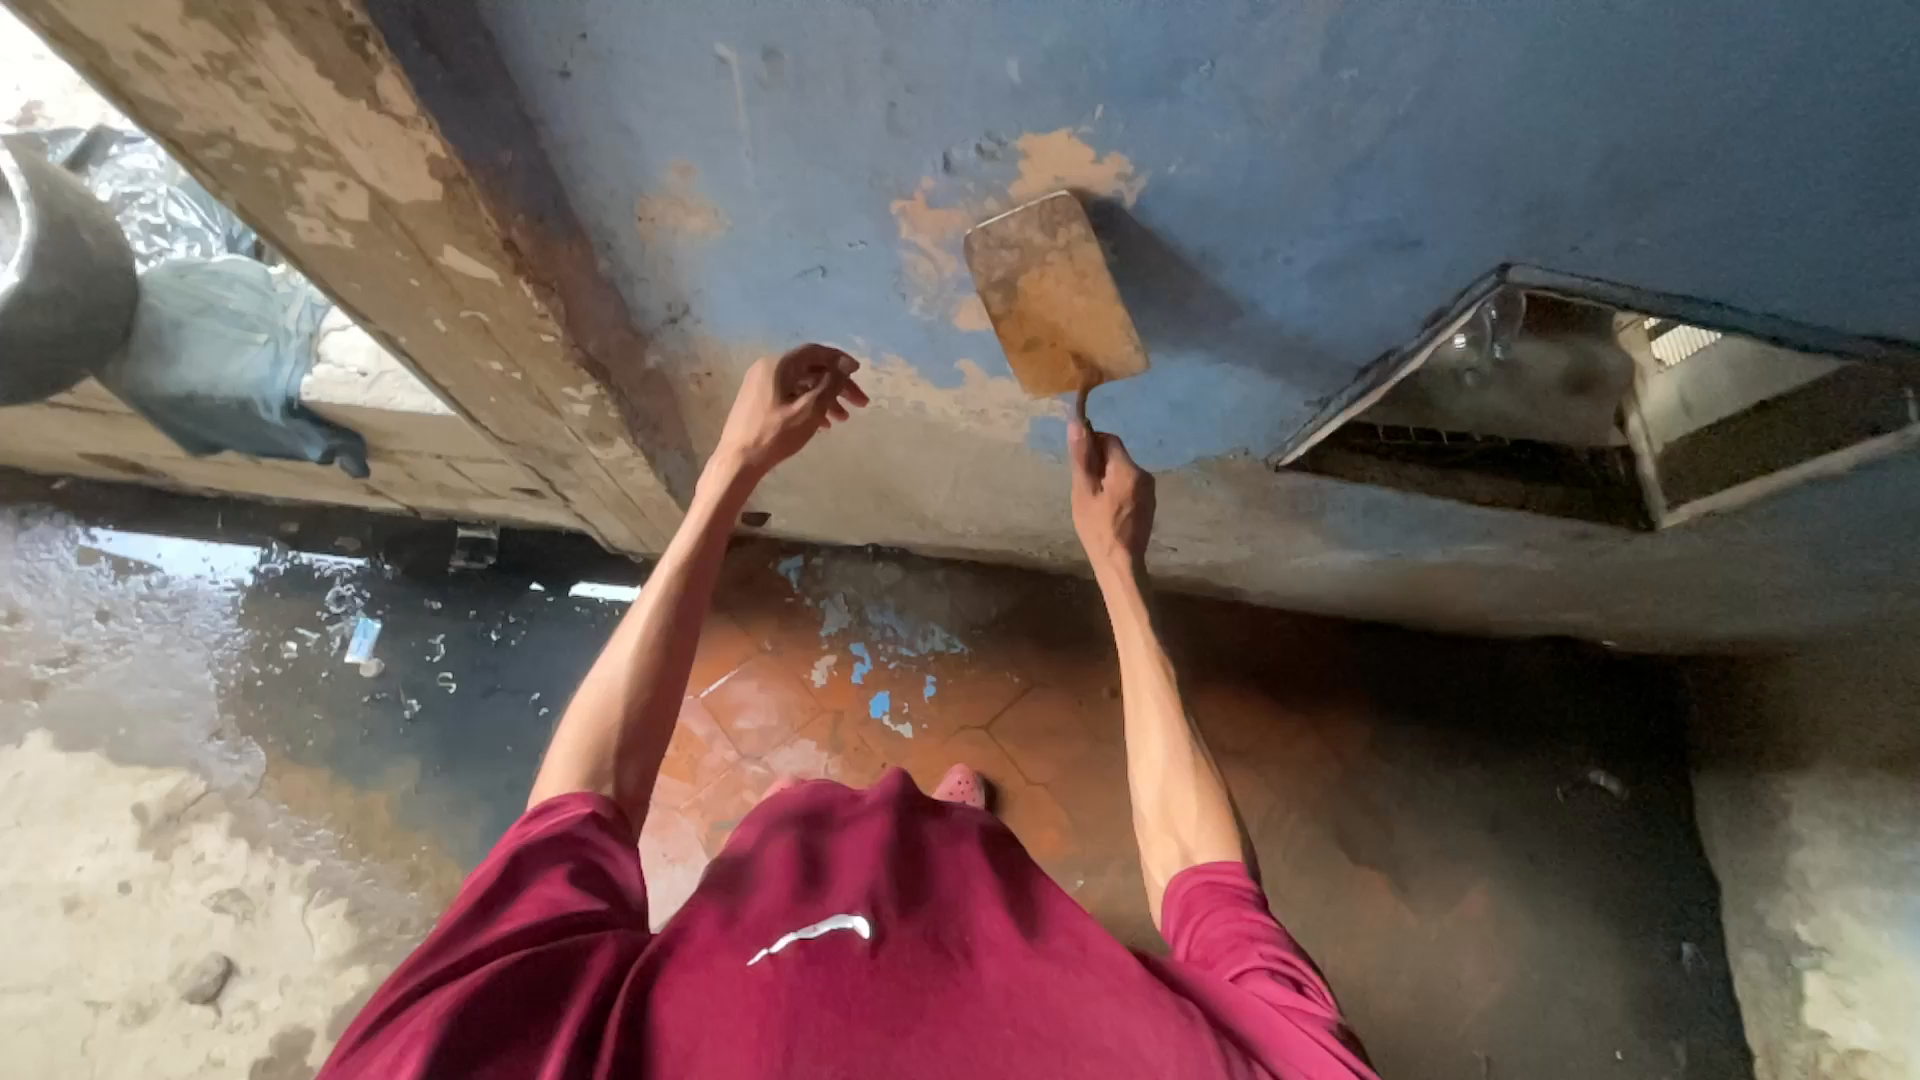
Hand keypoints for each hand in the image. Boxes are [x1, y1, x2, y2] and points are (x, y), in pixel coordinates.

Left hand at [713, 344, 868, 479]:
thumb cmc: (775, 434)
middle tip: (860, 403)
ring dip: (826, 398)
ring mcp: (762, 384)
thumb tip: (846, 364)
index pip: (815, 352)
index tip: (859, 374)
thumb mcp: (810, 409)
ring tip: (843, 419)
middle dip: (837, 385)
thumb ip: (830, 384)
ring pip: (802, 384)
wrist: (738, 460)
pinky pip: (791, 395)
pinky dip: (810, 405)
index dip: (840, 361)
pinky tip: (823, 424)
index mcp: (779, 365)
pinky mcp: (759, 400)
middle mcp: (769, 368)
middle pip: (811, 369)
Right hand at [1068, 397, 1154, 579]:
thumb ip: (1081, 457)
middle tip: (1084, 487)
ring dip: (1107, 478)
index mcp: (1128, 469)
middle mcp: (1144, 474)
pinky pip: (1130, 486)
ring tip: (1094, 501)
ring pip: (1123, 471)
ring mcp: (1150, 491)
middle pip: (1117, 456)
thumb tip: (1077, 423)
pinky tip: (1108, 510)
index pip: (1109, 439)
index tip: (1079, 463)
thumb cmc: (1097, 527)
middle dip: (1099, 464)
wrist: (1120, 562)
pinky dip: (1117, 490)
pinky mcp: (1149, 504)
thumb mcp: (1083, 491)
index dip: (1091, 444)